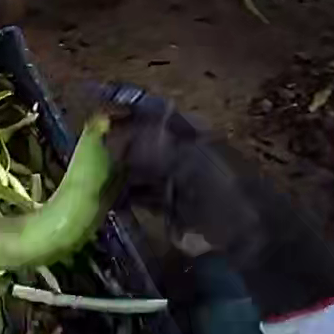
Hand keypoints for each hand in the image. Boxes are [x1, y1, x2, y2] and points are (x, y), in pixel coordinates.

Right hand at [102, 85, 333, 319]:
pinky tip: (105, 201)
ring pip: (134, 167)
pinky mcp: (168, 207)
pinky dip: (120, 197)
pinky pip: (137, 196)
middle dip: (111, 138)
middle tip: (80, 143)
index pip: (148, 108)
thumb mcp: (188, 163)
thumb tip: (108, 135)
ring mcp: (173, 179)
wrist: (252, 239)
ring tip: (86, 175)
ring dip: (112, 170)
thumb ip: (147, 146)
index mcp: (187, 131)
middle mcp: (178, 151)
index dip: (120, 99)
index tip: (89, 93)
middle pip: (137, 137)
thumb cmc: (225, 193)